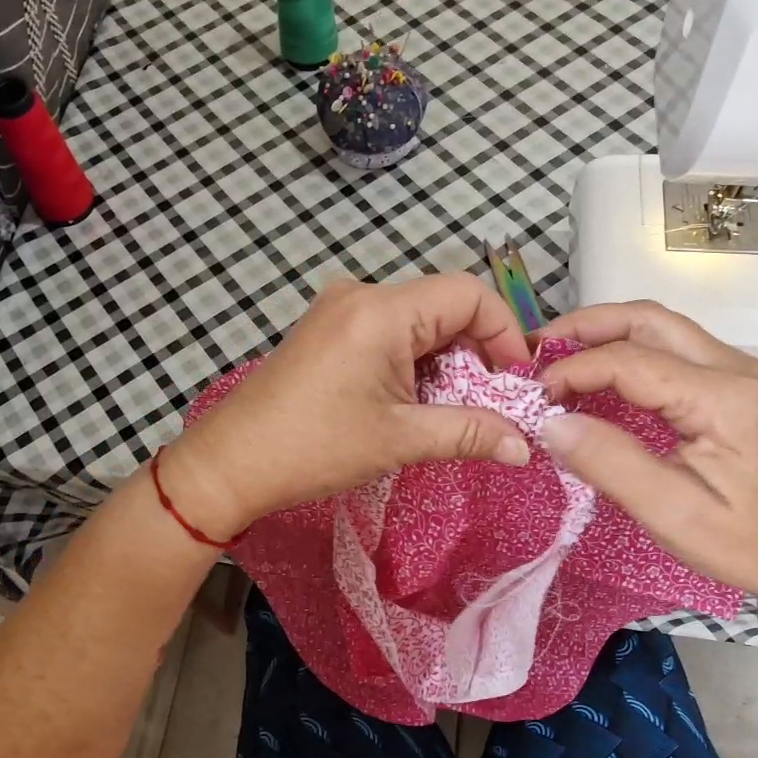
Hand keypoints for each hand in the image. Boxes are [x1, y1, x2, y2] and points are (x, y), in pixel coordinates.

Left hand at [158, 274, 534, 538]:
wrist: (230, 463)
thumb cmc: (314, 447)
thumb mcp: (399, 440)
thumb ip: (469, 432)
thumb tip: (527, 446)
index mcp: (381, 310)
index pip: (468, 294)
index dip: (504, 333)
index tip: (514, 382)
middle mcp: (360, 295)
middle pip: (443, 305)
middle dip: (475, 353)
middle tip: (487, 403)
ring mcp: (338, 309)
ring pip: (416, 321)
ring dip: (443, 361)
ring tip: (448, 410)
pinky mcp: (326, 329)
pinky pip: (387, 332)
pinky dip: (411, 362)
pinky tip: (410, 402)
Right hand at [535, 301, 757, 618]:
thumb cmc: (746, 543)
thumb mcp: (672, 515)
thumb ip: (610, 463)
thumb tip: (551, 424)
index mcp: (725, 399)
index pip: (631, 360)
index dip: (574, 371)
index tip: (533, 397)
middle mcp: (736, 369)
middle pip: (648, 319)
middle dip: (585, 327)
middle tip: (535, 353)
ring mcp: (738, 371)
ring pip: (659, 325)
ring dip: (604, 333)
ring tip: (557, 359)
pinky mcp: (733, 382)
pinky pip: (671, 345)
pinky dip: (625, 348)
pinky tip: (596, 375)